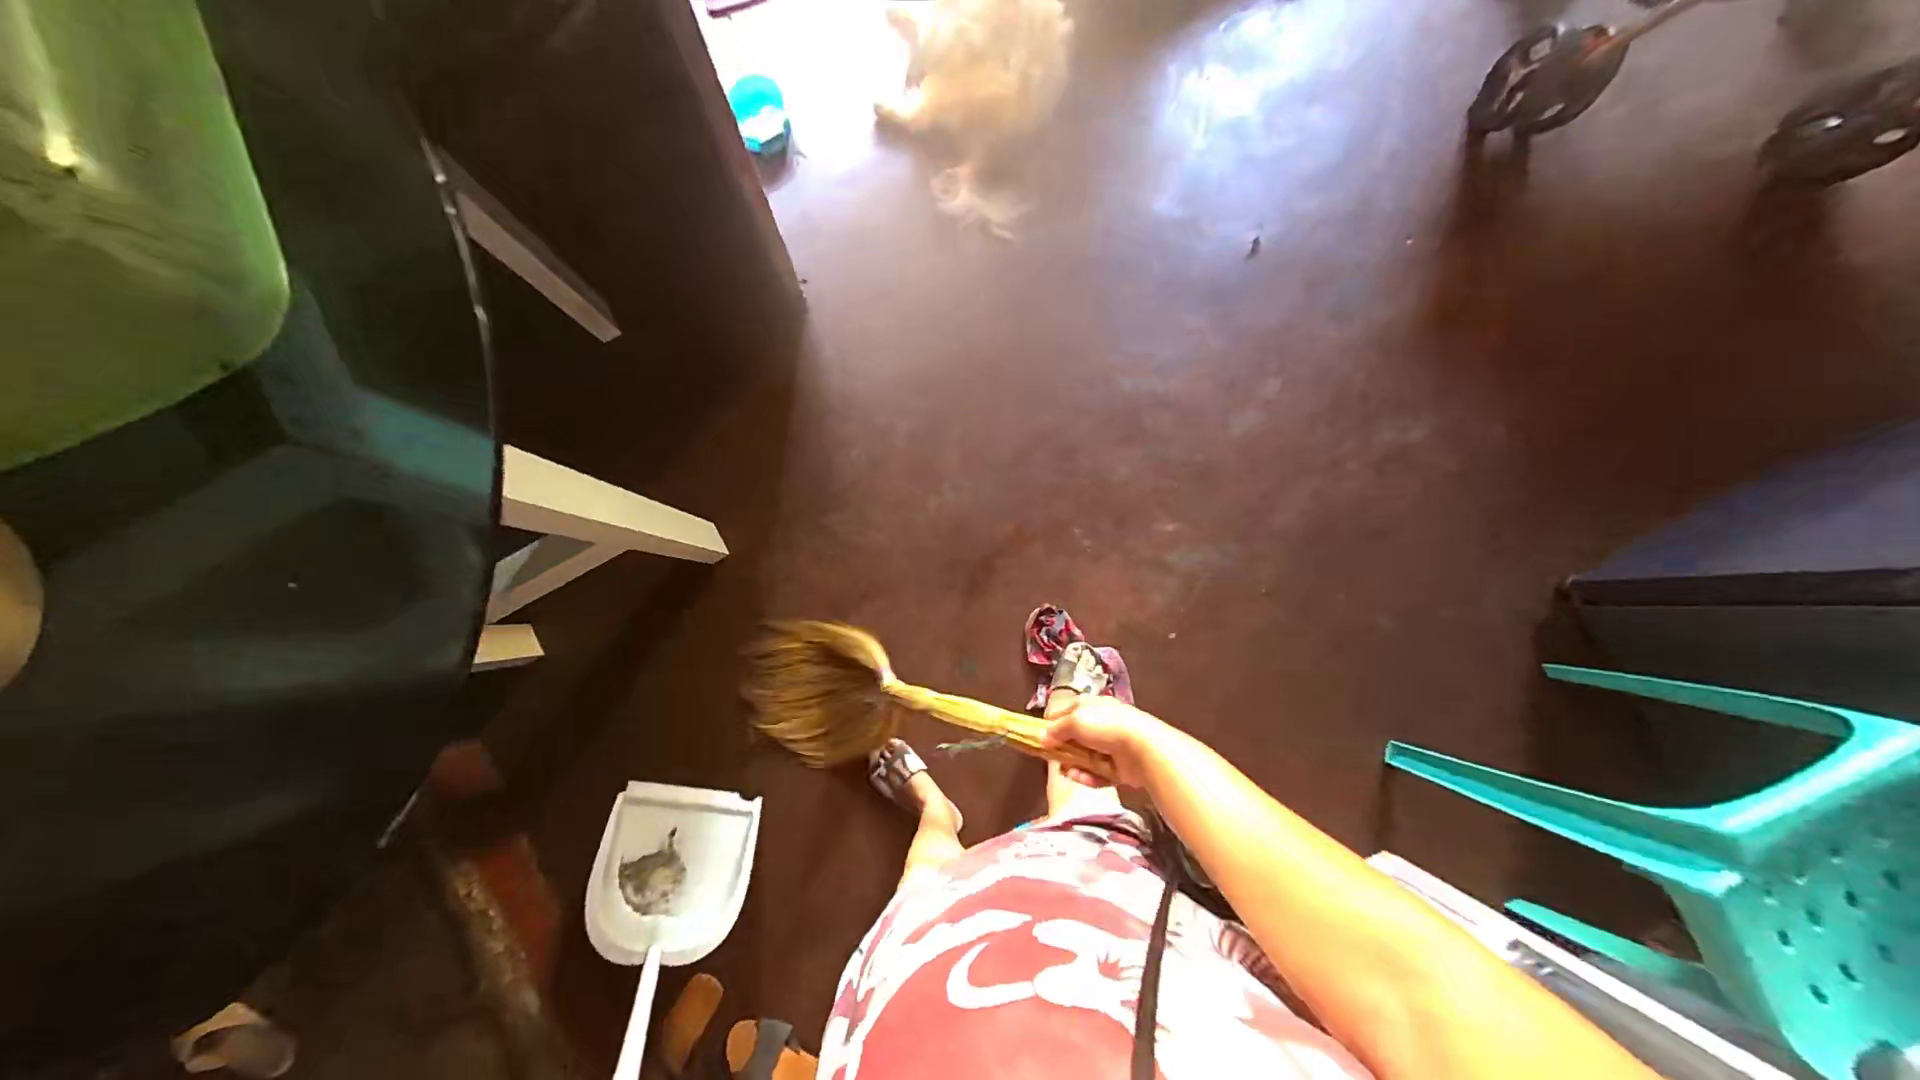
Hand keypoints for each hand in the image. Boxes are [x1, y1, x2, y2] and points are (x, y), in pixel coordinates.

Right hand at [1042, 693, 1169, 788]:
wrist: (1143, 749)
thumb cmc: (1107, 727)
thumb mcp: (1075, 720)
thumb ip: (1055, 728)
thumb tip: (1042, 737)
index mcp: (1089, 706)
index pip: (1063, 712)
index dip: (1050, 724)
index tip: (1040, 737)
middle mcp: (1099, 724)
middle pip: (1072, 738)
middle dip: (1061, 749)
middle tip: (1053, 757)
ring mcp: (1109, 746)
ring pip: (1082, 758)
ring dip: (1073, 765)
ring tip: (1069, 771)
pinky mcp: (1117, 768)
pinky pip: (1096, 774)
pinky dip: (1088, 777)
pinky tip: (1082, 778)